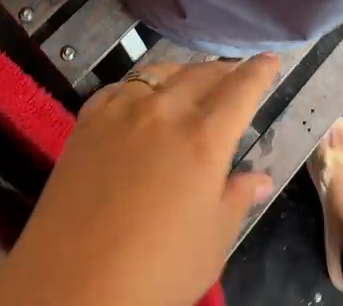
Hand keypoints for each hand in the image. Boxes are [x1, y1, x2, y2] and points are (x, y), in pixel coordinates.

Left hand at [0, 56, 278, 305]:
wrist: (72, 284)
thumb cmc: (156, 272)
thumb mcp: (211, 243)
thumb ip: (236, 200)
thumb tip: (259, 178)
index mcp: (204, 139)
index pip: (240, 91)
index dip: (258, 72)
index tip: (270, 59)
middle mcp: (165, 112)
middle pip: (202, 75)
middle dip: (225, 70)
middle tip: (237, 72)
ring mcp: (122, 110)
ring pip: (161, 73)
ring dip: (185, 72)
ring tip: (193, 79)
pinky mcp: (88, 119)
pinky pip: (123, 86)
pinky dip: (142, 85)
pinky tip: (143, 96)